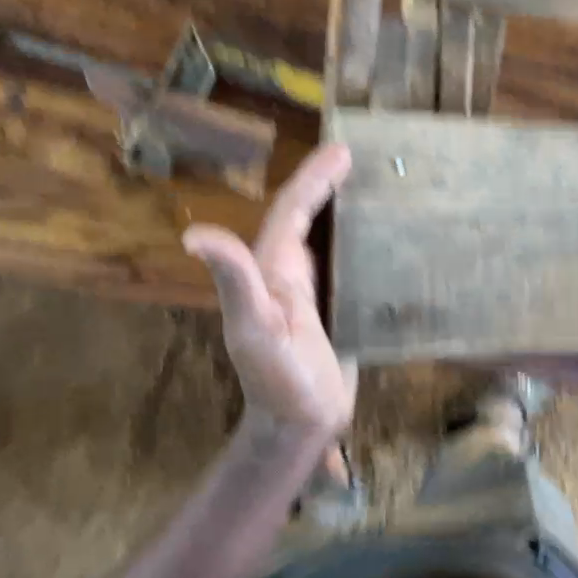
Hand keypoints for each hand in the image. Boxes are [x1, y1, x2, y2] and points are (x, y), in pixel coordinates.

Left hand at [182, 144, 355, 439]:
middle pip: (306, 215)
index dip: (313, 178)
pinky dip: (359, 238)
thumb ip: (234, 281)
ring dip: (342, 204)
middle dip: (326, 181)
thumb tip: (194, 234)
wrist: (299, 427)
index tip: (343, 150)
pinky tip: (384, 234)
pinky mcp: (332, 309)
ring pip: (324, 235)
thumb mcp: (255, 329)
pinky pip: (344, 261)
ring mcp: (309, 292)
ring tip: (373, 181)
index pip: (290, 211)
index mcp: (271, 270)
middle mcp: (287, 274)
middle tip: (358, 154)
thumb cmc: (278, 380)